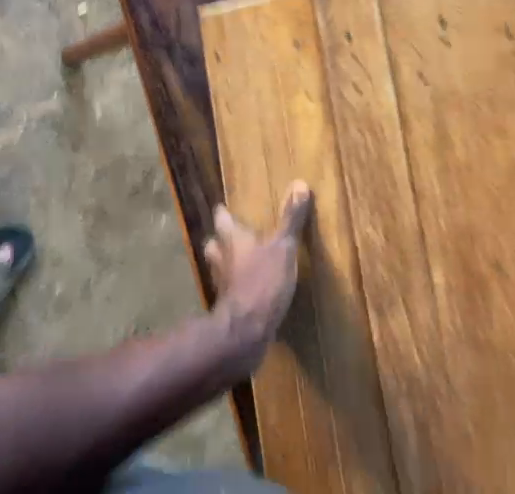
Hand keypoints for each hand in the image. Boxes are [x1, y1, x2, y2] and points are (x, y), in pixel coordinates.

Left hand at [205, 181, 313, 363]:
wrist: (246, 331)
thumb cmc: (263, 281)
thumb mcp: (283, 247)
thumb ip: (291, 218)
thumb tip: (300, 183)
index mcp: (232, 238)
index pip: (221, 218)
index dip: (224, 212)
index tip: (226, 208)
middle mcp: (221, 258)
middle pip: (214, 243)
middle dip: (221, 239)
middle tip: (234, 236)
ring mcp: (221, 284)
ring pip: (218, 267)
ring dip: (225, 264)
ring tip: (240, 263)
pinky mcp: (227, 307)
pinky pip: (228, 291)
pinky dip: (234, 288)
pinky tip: (246, 292)